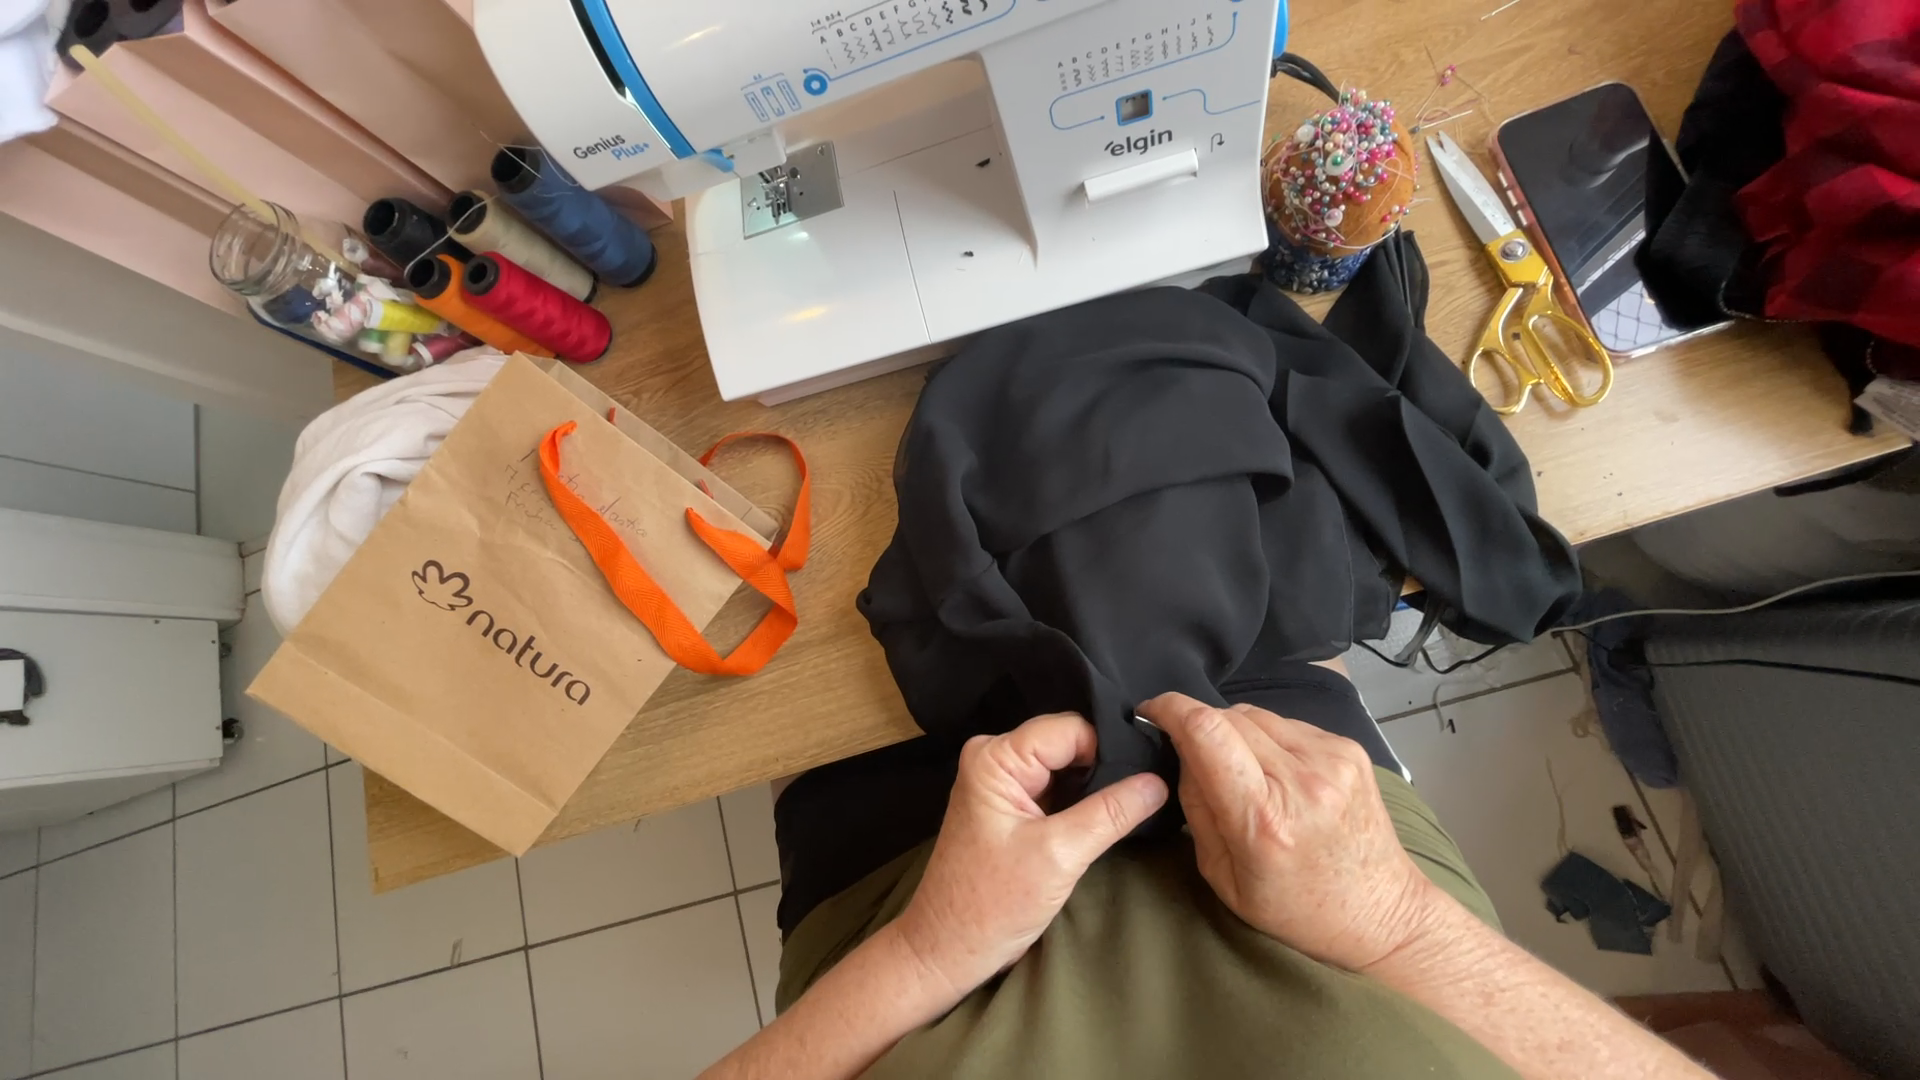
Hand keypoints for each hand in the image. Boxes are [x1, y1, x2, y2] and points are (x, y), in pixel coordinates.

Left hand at [893, 713, 1168, 995]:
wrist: (949, 948)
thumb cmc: (994, 903)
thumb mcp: (1060, 855)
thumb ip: (1111, 812)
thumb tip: (1159, 780)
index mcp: (995, 756)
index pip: (1068, 728)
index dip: (1108, 748)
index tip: (1147, 772)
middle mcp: (993, 756)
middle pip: (1066, 742)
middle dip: (1103, 766)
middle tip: (1146, 791)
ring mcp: (999, 779)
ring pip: (1063, 764)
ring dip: (1092, 785)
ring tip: (1131, 805)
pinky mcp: (1007, 802)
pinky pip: (1053, 785)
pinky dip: (1077, 800)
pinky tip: (1103, 816)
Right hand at [1142, 692, 1446, 971]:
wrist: (1383, 915)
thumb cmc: (1293, 907)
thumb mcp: (1220, 872)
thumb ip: (1196, 805)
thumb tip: (1181, 750)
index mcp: (1262, 817)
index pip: (1206, 731)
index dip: (1169, 709)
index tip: (1149, 711)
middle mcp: (1301, 779)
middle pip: (1225, 716)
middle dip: (1198, 724)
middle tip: (1194, 753)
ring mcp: (1331, 759)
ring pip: (1254, 714)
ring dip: (1233, 730)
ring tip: (1241, 767)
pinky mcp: (1349, 749)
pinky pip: (1284, 722)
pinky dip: (1267, 737)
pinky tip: (1276, 770)